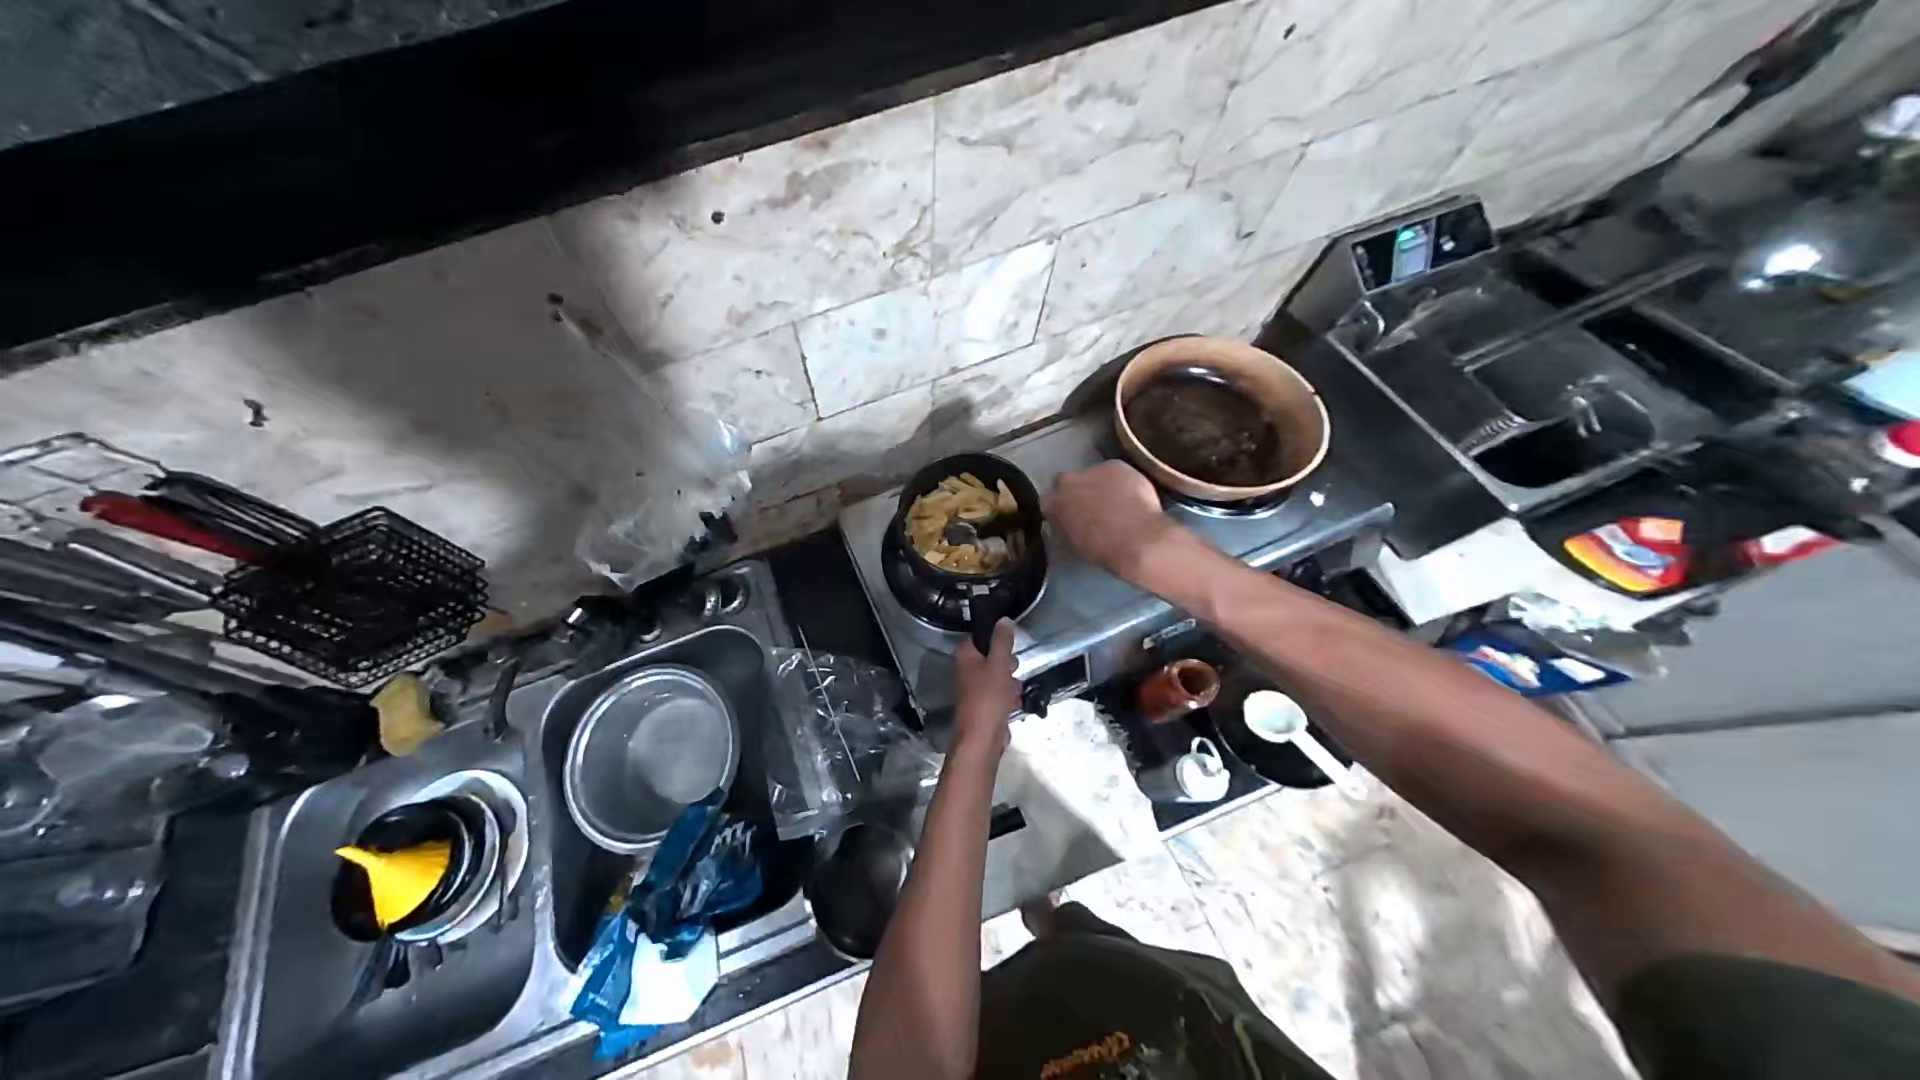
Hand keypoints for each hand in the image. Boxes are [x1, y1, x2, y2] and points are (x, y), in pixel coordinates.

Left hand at [952, 617, 1017, 758]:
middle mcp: (966, 669)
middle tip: (1012, 669)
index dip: (996, 638)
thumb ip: (1002, 641)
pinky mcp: (984, 704)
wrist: (982, 738)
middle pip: (991, 655)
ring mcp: (974, 688)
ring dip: (1010, 680)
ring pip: (998, 674)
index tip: (1011, 644)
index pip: (980, 636)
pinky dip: (1008, 695)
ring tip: (1014, 689)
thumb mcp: (998, 664)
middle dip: (1007, 663)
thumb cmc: (988, 697)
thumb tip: (1004, 619)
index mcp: (964, 656)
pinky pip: (1000, 692)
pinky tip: (1014, 702)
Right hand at [1042, 462, 1181, 583]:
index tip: (1072, 515)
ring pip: (1093, 475)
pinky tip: (1131, 496)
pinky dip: (1121, 482)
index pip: (1050, 500)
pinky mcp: (1115, 465)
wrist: (1137, 540)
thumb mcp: (1073, 543)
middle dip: (1078, 491)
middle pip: (1068, 482)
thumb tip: (1069, 520)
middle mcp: (1067, 481)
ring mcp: (1091, 470)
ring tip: (1117, 502)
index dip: (1063, 507)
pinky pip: (1115, 472)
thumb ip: (1066, 525)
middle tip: (1093, 507)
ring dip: (1100, 485)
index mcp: (1052, 503)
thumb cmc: (1103, 550)